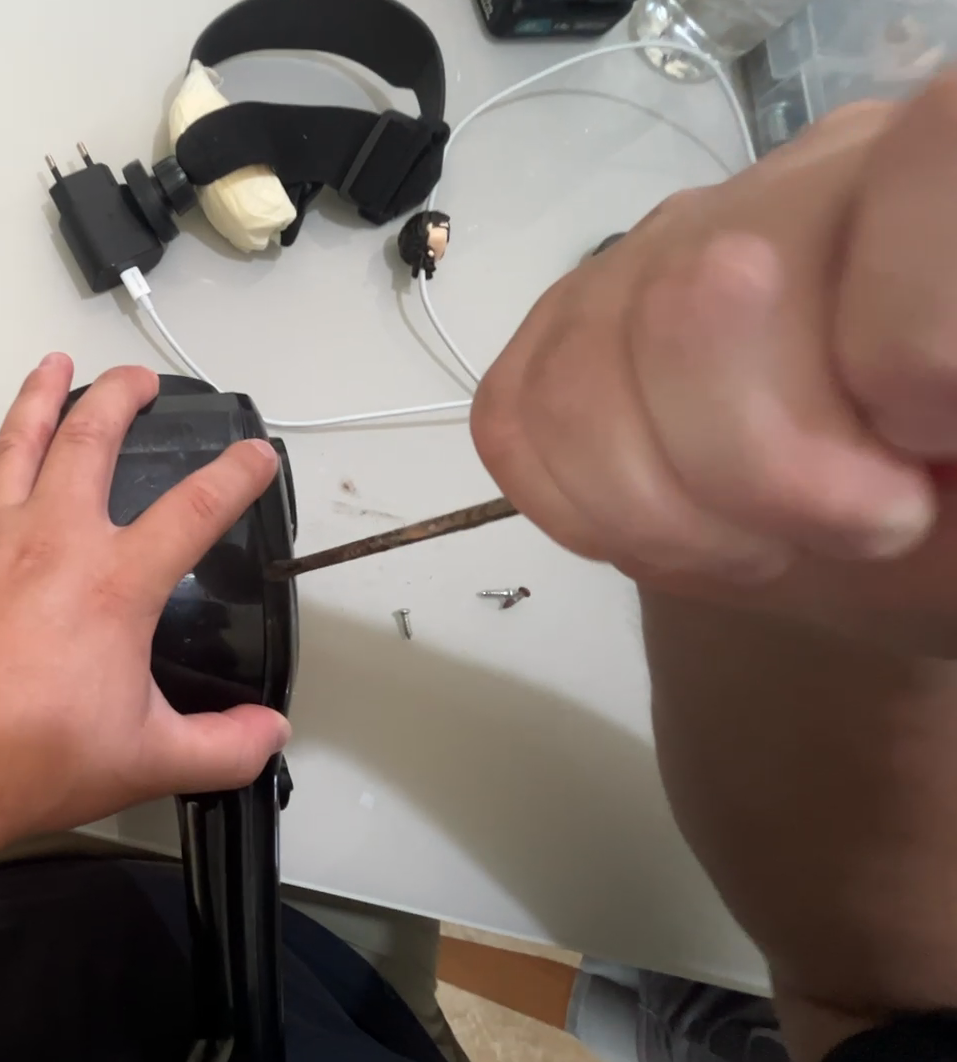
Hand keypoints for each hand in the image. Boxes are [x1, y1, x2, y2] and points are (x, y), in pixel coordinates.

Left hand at [0, 357, 290, 872]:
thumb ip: (223, 748)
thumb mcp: (145, 762)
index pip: (194, 510)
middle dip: (120, 395)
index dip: (235, 476)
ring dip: (39, 397)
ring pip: (17, 445)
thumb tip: (272, 733)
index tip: (256, 453)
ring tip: (52, 364)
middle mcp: (52, 541)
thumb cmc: (31, 760)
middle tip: (140, 378)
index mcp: (112, 582)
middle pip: (90, 440)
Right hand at [471, 74, 956, 651]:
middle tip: (842, 533)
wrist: (843, 508)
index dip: (911, 339)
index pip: (931, 154)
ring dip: (652, 513)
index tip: (931, 444)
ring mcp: (620, 272)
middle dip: (759, 469)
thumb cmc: (945, 482)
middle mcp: (765, 196)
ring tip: (740, 549)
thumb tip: (884, 401)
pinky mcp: (536, 346)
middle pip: (696, 295)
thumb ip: (942, 386)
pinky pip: (507, 423)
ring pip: (573, 384)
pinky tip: (643, 533)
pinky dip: (568, 506)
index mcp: (939, 174)